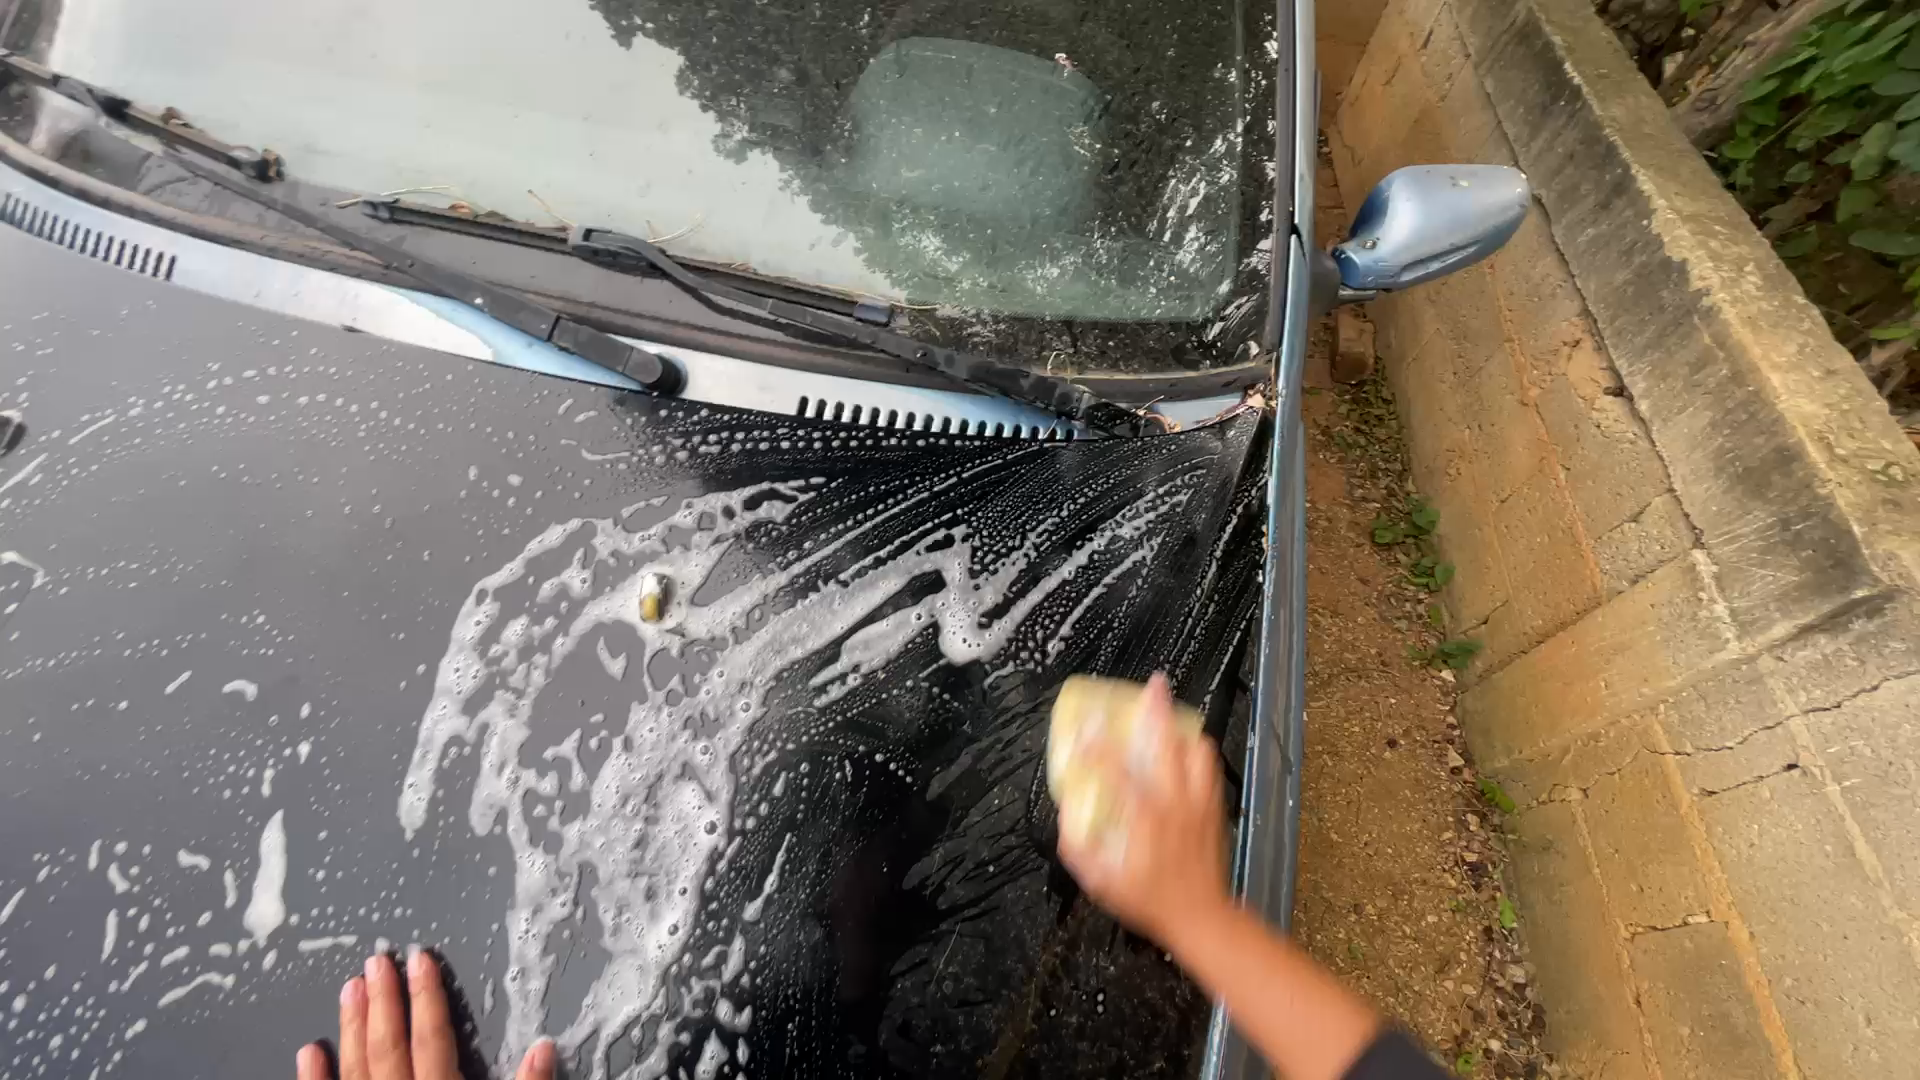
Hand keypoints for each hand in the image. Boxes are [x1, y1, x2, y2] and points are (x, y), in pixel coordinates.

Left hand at [295, 950, 554, 1079]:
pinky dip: (315, 1079)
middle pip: (388, 1047)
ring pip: (354, 1070)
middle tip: (378, 960)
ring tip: (349, 988)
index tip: (421, 959)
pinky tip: (308, 1052)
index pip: (432, 1037)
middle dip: (384, 1001)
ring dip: (351, 1027)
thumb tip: (543, 1046)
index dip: (427, 996)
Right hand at [1055, 672, 1232, 948]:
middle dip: (1158, 710)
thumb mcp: (1100, 883)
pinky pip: (1210, 768)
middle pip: (1166, 745)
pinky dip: (1199, 750)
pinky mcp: (1213, 809)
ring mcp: (1197, 804)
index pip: (1115, 772)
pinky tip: (1190, 744)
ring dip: (1182, 727)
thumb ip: (1077, 848)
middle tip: (1153, 683)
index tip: (1084, 725)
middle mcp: (1172, 803)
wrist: (1202, 918)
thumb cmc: (1148, 900)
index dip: (1096, 746)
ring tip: (1170, 711)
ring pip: (1196, 751)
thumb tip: (1063, 818)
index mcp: (1142, 819)